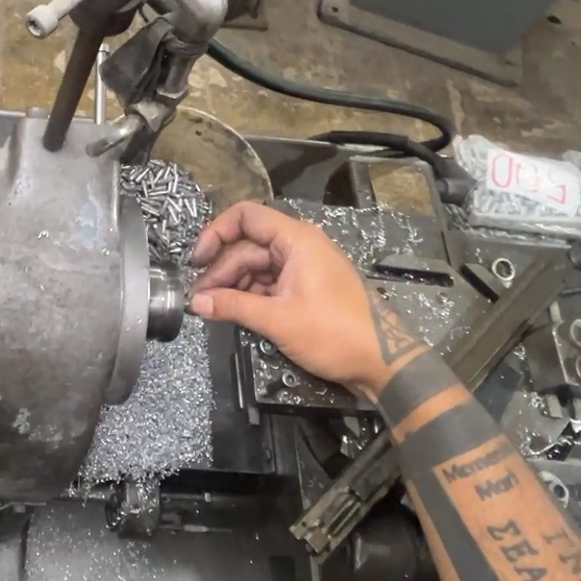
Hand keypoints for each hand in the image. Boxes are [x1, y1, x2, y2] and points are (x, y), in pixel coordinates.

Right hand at [189, 202, 423, 397]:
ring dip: (233, 286)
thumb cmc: (335, 334)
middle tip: (199, 298)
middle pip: (247, 246)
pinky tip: (234, 312)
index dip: (216, 232)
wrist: (385, 365)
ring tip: (212, 309)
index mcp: (296, 240)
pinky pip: (270, 283)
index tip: (197, 259)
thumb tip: (194, 303)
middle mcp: (299, 247)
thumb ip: (232, 307)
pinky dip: (250, 295)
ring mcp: (304, 268)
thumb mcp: (278, 320)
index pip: (247, 216)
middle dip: (221, 270)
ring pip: (256, 267)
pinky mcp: (307, 288)